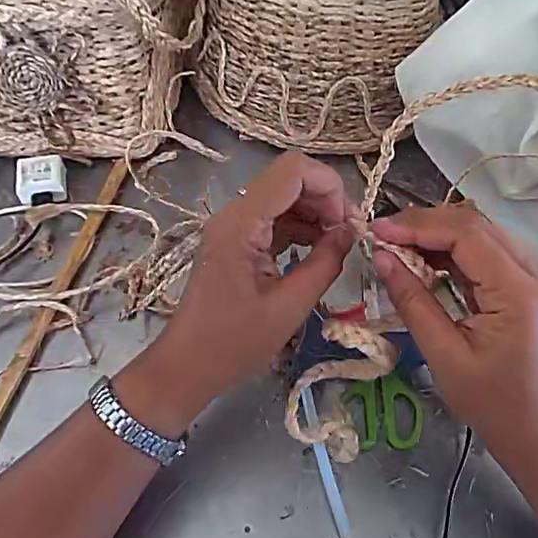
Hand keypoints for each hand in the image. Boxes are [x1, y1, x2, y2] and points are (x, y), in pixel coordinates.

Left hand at [118, 152, 354, 434]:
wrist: (186, 367)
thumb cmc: (234, 344)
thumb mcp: (289, 307)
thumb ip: (325, 263)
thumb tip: (351, 232)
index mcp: (242, 224)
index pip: (292, 171)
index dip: (329, 186)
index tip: (349, 222)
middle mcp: (235, 215)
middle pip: (289, 180)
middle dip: (326, 200)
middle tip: (349, 235)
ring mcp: (234, 228)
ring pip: (285, 199)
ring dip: (316, 215)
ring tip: (337, 246)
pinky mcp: (237, 243)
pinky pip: (275, 221)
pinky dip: (301, 230)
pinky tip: (318, 252)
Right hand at [372, 205, 537, 455]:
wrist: (532, 427)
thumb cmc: (488, 401)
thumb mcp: (443, 355)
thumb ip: (412, 301)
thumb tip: (381, 257)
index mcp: (518, 292)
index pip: (467, 234)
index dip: (419, 226)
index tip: (379, 231)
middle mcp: (533, 274)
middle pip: (475, 225)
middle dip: (425, 224)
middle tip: (383, 235)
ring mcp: (533, 276)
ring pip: (480, 233)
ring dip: (436, 233)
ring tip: (396, 244)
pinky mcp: (525, 283)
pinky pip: (485, 252)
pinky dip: (451, 250)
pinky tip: (423, 258)